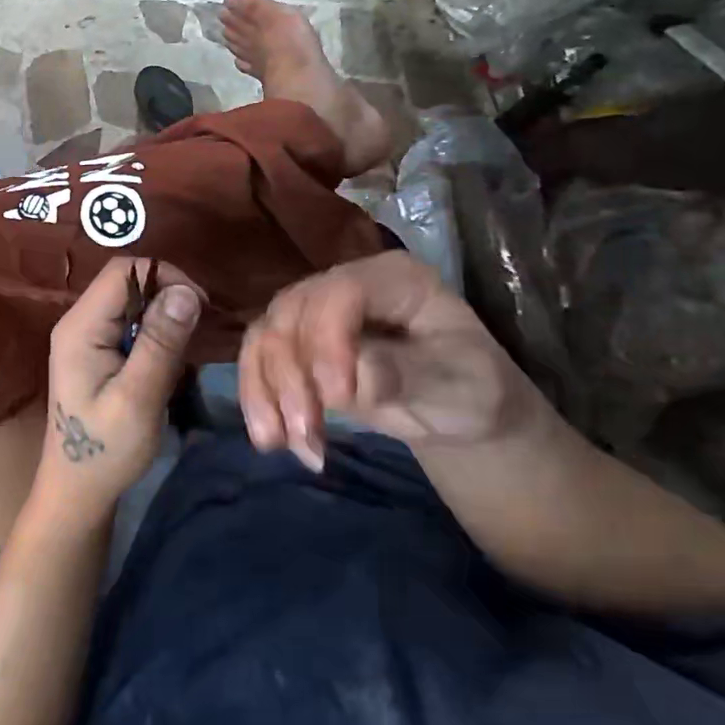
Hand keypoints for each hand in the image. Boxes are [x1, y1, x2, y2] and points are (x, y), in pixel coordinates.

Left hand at [33, 258, 203, 524]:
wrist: (79, 488)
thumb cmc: (107, 449)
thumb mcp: (138, 397)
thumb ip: (159, 343)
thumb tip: (185, 291)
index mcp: (80, 327)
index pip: (123, 271)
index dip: (165, 277)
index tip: (199, 306)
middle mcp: (78, 322)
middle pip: (126, 282)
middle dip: (167, 296)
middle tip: (199, 329)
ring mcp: (85, 337)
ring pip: (131, 303)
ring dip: (163, 316)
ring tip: (186, 348)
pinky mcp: (96, 352)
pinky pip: (128, 324)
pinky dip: (154, 333)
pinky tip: (169, 361)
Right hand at [239, 251, 544, 468]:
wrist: (452, 410)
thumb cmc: (469, 392)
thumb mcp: (459, 386)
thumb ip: (407, 375)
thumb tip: (354, 377)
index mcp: (392, 279)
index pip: (341, 293)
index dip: (328, 340)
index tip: (338, 400)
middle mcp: (339, 283)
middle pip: (291, 315)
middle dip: (292, 377)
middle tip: (308, 436)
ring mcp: (309, 310)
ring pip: (264, 338)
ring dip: (266, 393)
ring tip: (283, 445)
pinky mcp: (289, 340)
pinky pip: (255, 361)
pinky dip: (257, 399)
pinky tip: (270, 438)